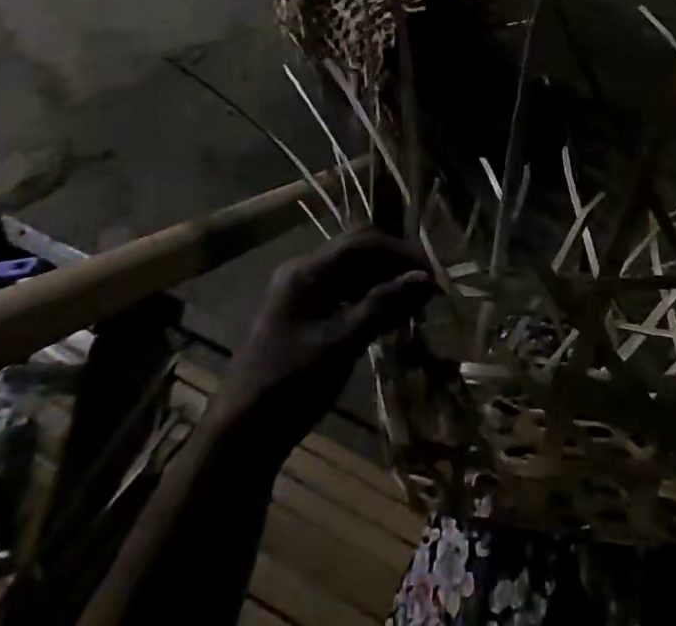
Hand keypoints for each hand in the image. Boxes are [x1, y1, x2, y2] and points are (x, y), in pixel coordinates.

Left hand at [210, 230, 435, 453]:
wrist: (241, 433)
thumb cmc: (290, 384)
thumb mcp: (341, 344)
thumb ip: (383, 306)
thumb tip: (426, 279)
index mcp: (306, 272)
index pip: (363, 242)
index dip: (402, 252)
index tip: (434, 274)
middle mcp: (304, 273)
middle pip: (359, 252)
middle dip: (396, 264)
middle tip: (428, 288)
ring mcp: (303, 294)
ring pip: (354, 273)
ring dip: (386, 282)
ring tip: (416, 303)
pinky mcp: (307, 316)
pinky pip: (346, 294)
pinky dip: (372, 299)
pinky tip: (392, 318)